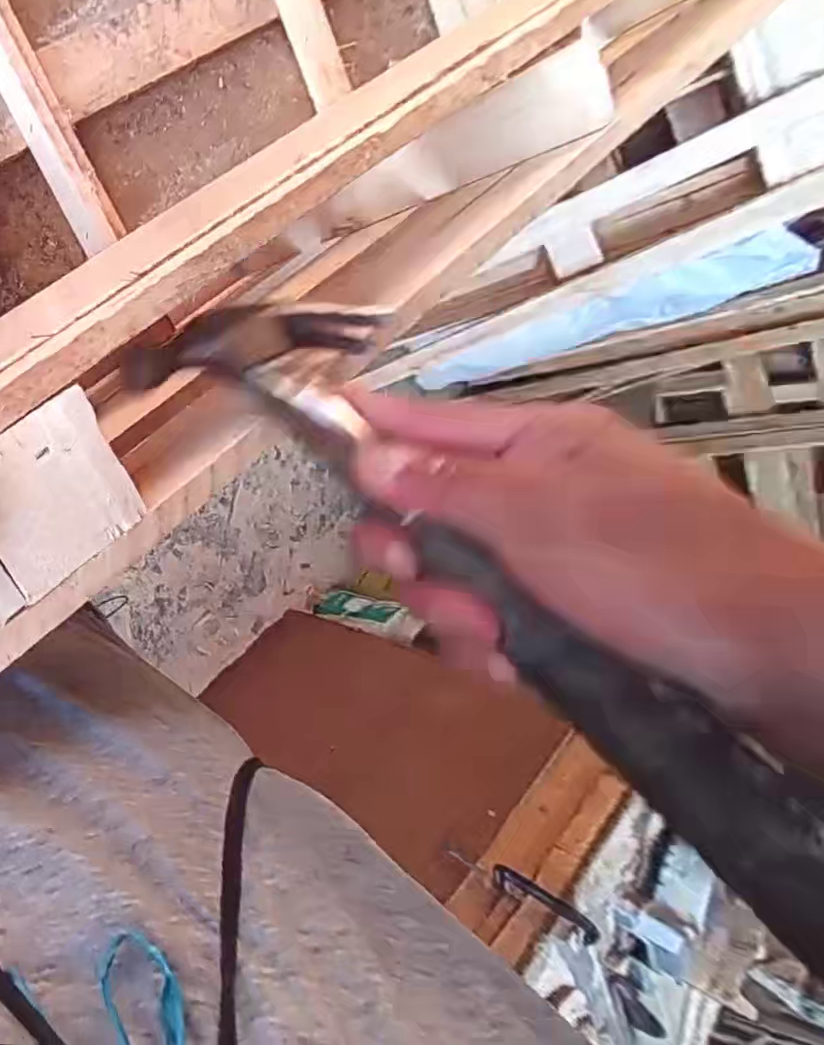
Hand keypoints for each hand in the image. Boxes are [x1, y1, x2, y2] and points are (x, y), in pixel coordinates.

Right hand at [347, 392, 823, 741]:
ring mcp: (524, 554)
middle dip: (407, 549)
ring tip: (492, 631)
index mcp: (533, 449)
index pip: (426, 421)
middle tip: (410, 567)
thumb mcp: (542, 516)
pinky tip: (508, 659)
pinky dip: (476, 642)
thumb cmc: (664, 569)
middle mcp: (520, 495)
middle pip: (410, 507)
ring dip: (447, 608)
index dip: (368, 421)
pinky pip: (463, 617)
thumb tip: (363, 456)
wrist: (772, 672)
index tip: (316, 415)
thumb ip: (443, 486)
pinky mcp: (530, 608)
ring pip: (430, 572)